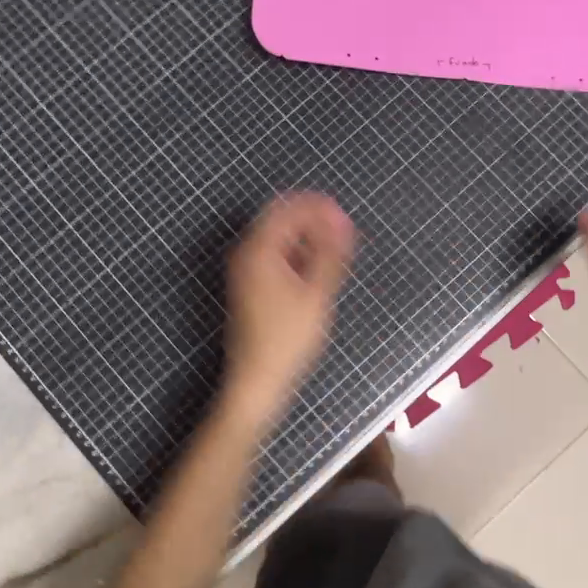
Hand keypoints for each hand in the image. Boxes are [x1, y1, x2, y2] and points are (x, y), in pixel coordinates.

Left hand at [222, 192, 356, 421]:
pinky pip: (274, 258)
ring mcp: (244, 271)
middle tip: (344, 237)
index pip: (288, 208)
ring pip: (279, 241)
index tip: (344, 218)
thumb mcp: (317, 293)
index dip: (317, 207)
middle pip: (281, 221)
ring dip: (307, 241)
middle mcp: (245, 254)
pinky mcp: (249, 288)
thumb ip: (330, 252)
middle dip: (314, 223)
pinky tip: (316, 274)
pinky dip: (296, 257)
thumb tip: (340, 220)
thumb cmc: (288, 339)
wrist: (257, 381)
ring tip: (335, 256)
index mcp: (258, 249)